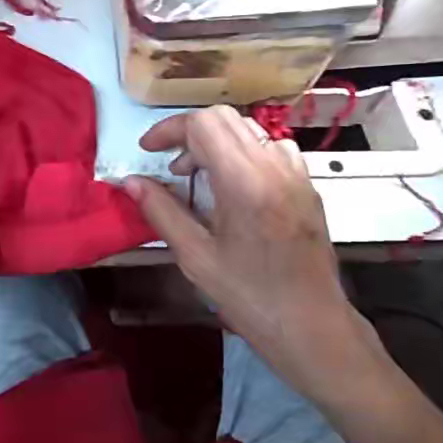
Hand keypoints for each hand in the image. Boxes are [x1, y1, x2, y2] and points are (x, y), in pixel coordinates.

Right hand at [122, 106, 381, 401]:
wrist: (312, 325)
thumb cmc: (250, 297)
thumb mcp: (196, 257)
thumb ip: (161, 212)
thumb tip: (130, 182)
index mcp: (244, 181)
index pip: (203, 124)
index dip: (169, 129)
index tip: (149, 151)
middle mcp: (274, 166)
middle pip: (225, 118)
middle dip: (190, 133)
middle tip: (173, 168)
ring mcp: (296, 173)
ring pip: (249, 129)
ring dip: (218, 142)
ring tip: (202, 179)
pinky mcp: (308, 185)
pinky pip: (273, 148)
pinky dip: (246, 154)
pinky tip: (238, 186)